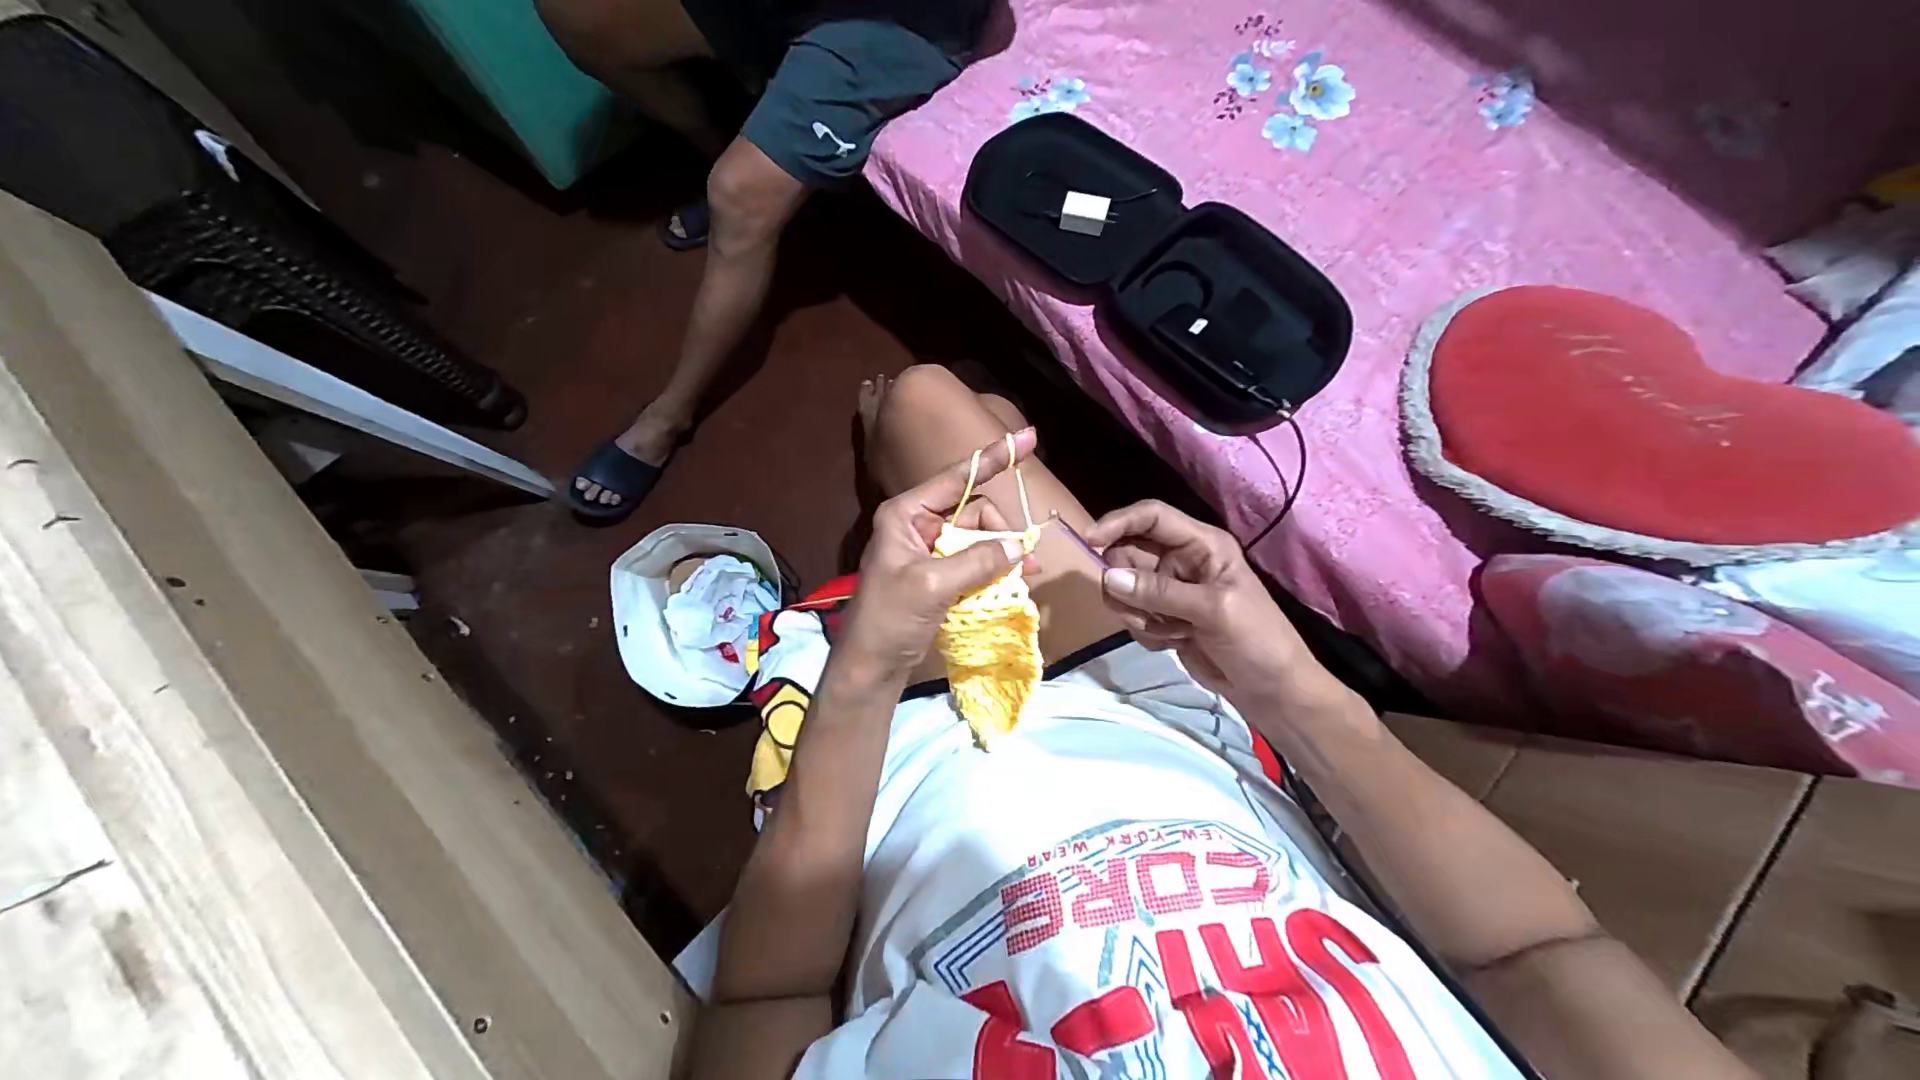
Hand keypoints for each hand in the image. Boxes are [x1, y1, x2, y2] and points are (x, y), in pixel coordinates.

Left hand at [837, 428, 1041, 683]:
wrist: (871, 666)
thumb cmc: (889, 618)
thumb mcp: (932, 584)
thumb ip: (977, 560)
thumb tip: (1019, 546)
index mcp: (905, 514)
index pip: (955, 479)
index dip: (993, 458)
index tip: (1028, 438)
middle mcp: (918, 525)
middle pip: (974, 512)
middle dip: (1000, 532)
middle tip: (1020, 559)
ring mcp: (929, 551)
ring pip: (979, 539)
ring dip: (1002, 554)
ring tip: (1026, 573)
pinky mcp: (939, 575)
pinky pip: (975, 562)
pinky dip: (994, 570)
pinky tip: (1015, 581)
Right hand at [1086, 500, 1343, 712]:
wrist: (1271, 691)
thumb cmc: (1257, 640)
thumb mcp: (1213, 611)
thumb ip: (1160, 593)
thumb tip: (1108, 578)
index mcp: (1201, 544)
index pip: (1151, 516)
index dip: (1118, 522)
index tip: (1090, 541)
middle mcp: (1180, 560)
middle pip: (1127, 553)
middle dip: (1128, 585)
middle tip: (1148, 612)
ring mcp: (1169, 589)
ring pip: (1123, 587)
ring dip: (1138, 613)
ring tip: (1171, 630)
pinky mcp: (1161, 616)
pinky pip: (1130, 614)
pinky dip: (1144, 630)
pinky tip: (1174, 641)